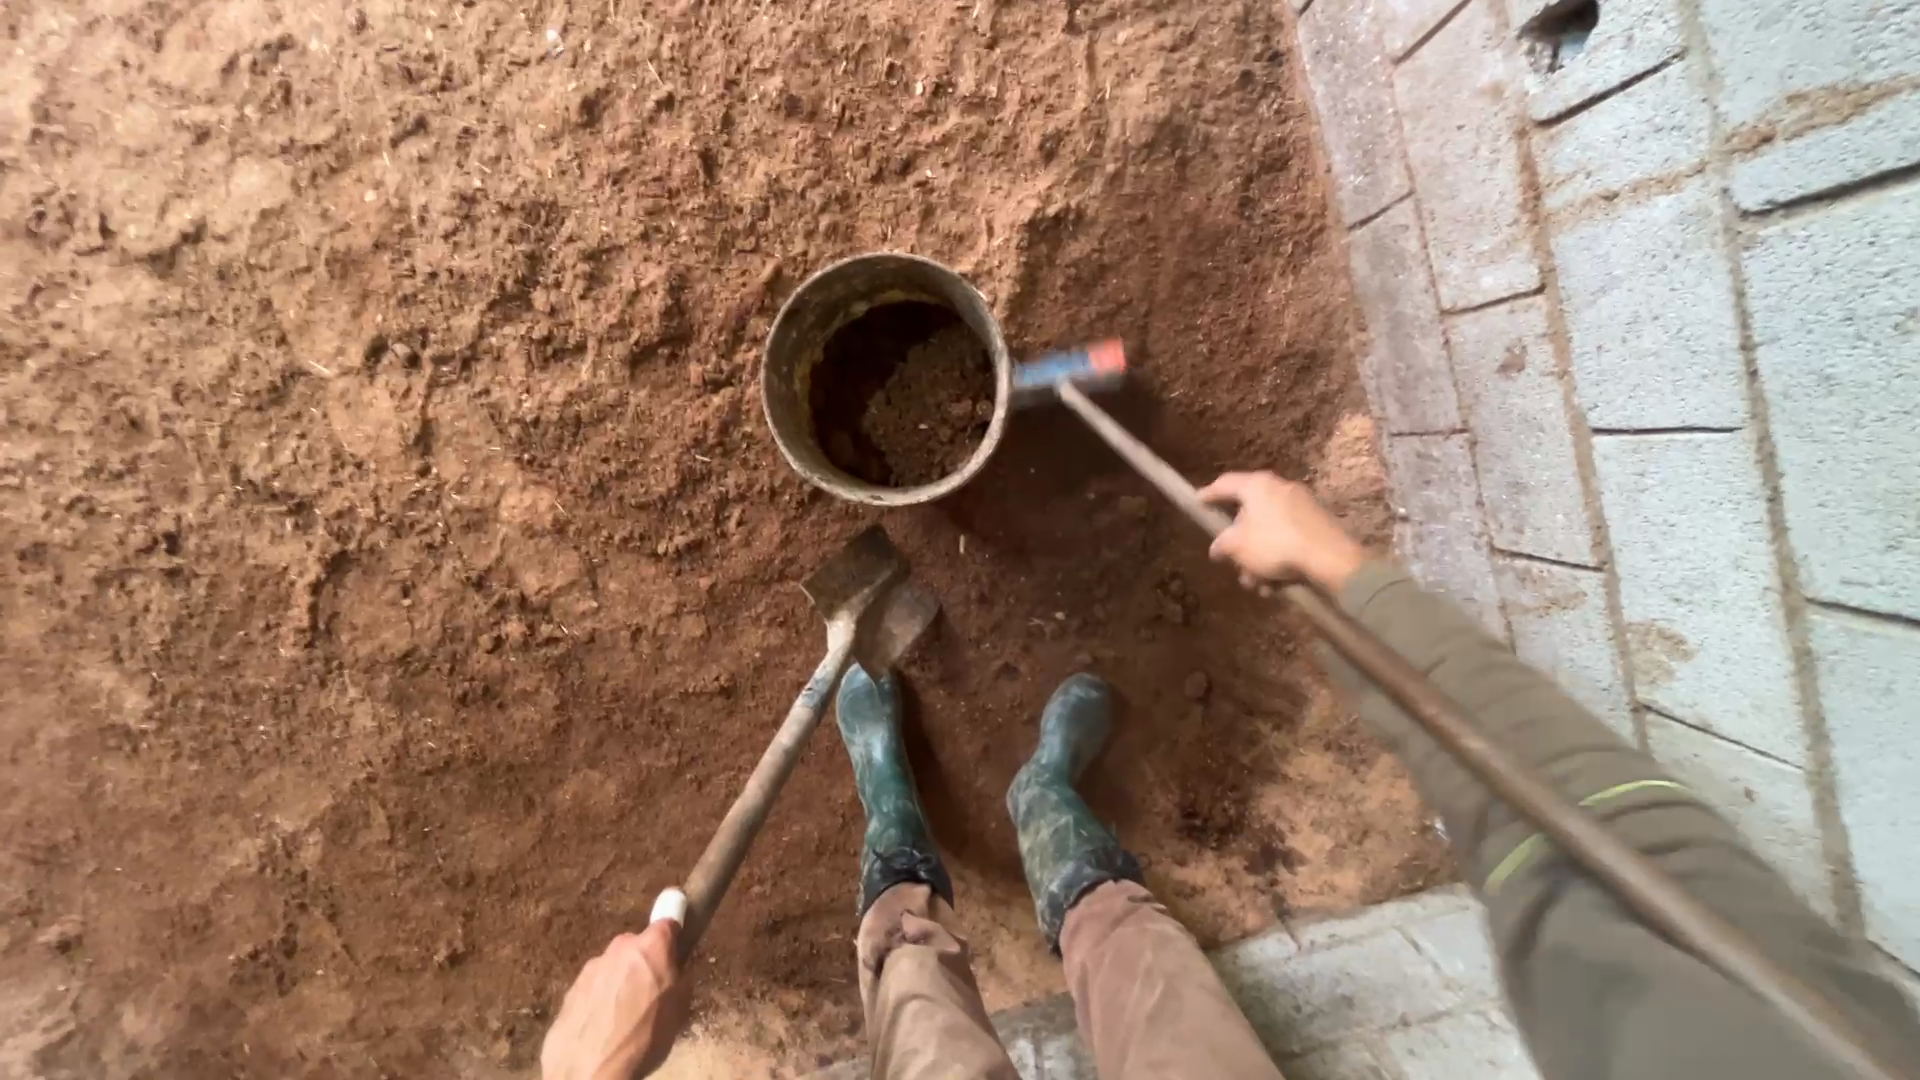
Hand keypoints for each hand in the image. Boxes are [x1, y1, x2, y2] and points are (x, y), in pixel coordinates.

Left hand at [541, 919, 691, 1079]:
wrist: (588, 1075)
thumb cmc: (644, 1038)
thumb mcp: (680, 1009)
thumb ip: (681, 978)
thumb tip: (676, 970)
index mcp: (651, 945)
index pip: (669, 920)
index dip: (673, 935)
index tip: (675, 949)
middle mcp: (620, 947)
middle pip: (637, 947)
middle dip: (644, 964)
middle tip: (650, 995)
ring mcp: (591, 969)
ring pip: (613, 969)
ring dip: (619, 984)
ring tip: (622, 1020)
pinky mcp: (569, 993)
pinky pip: (593, 991)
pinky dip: (598, 1004)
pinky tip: (601, 1031)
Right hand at [1197, 471, 1369, 592]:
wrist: (1331, 559)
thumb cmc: (1275, 544)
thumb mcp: (1236, 546)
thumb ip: (1221, 545)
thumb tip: (1217, 549)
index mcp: (1258, 485)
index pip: (1224, 484)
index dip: (1207, 495)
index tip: (1196, 502)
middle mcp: (1280, 489)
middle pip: (1247, 514)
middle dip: (1238, 545)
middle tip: (1231, 561)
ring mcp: (1301, 506)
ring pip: (1267, 532)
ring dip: (1257, 559)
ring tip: (1256, 584)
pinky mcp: (1316, 525)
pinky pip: (1287, 540)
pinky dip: (1277, 559)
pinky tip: (1274, 584)